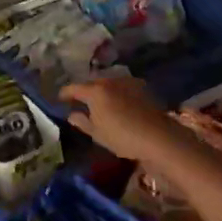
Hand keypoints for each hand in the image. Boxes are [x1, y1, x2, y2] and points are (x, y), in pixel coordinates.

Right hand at [59, 76, 177, 160]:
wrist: (161, 138)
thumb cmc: (122, 137)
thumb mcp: (96, 133)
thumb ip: (81, 121)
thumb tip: (72, 114)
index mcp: (94, 91)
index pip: (72, 88)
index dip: (64, 95)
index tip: (59, 101)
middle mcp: (110, 82)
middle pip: (91, 83)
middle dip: (84, 91)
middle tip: (79, 102)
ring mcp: (128, 83)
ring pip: (108, 84)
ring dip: (101, 91)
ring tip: (98, 103)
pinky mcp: (143, 89)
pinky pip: (122, 88)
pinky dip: (116, 94)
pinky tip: (117, 105)